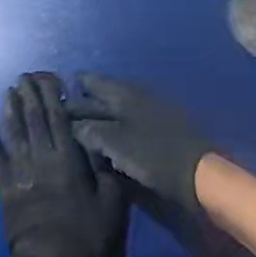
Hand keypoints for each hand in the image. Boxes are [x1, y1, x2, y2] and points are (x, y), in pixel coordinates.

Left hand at [0, 73, 125, 256]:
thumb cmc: (87, 239)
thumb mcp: (112, 207)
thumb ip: (105, 172)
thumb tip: (98, 144)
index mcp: (68, 161)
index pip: (58, 119)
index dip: (52, 96)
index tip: (48, 78)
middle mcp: (41, 159)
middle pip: (33, 119)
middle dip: (29, 96)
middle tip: (24, 77)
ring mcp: (19, 172)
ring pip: (13, 132)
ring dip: (10, 110)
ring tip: (9, 91)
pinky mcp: (4, 188)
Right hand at [68, 75, 217, 229]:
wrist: (200, 176)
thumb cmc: (153, 155)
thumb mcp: (113, 143)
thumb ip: (88, 131)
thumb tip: (72, 126)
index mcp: (123, 92)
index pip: (90, 80)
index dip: (71, 88)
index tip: (55, 99)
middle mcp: (137, 95)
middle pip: (103, 94)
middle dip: (84, 103)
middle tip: (64, 118)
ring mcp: (152, 110)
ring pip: (117, 108)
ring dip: (101, 117)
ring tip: (83, 133)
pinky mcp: (162, 129)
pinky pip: (130, 122)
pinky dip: (117, 127)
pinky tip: (108, 142)